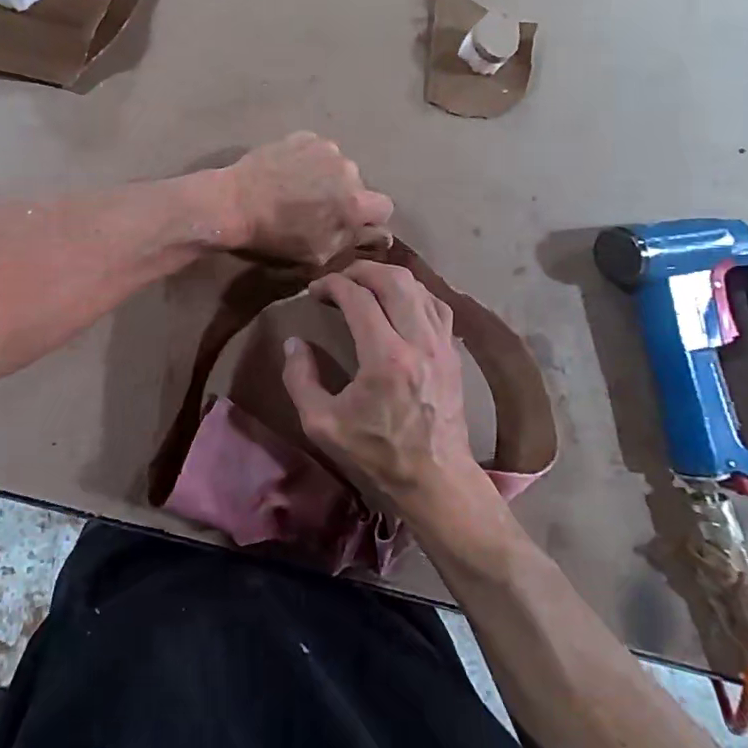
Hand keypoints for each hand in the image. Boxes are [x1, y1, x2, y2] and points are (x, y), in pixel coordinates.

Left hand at [221, 132, 393, 264]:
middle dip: (344, 196)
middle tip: (315, 209)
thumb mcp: (319, 253)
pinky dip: (308, 162)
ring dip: (326, 177)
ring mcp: (325, 148)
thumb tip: (378, 235)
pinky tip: (286, 175)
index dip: (368, 218)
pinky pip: (317, 152)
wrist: (233, 203)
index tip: (348, 223)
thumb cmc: (276, 236)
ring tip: (298, 190)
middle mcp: (348, 169)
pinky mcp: (303, 137)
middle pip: (358, 185)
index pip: (383, 207)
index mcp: (355, 202)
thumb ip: (353, 242)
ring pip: (337, 167)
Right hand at [280, 261, 486, 519]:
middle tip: (339, 278)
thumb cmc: (376, 454)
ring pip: (419, 287)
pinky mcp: (454, 352)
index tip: (315, 290)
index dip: (332, 284)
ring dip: (389, 277)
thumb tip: (294, 343)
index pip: (358, 297)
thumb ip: (300, 380)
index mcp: (385, 357)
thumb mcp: (322, 424)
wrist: (436, 478)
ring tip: (365, 284)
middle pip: (394, 280)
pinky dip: (415, 293)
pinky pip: (437, 305)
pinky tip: (400, 301)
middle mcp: (419, 341)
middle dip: (361, 269)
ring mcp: (442, 344)